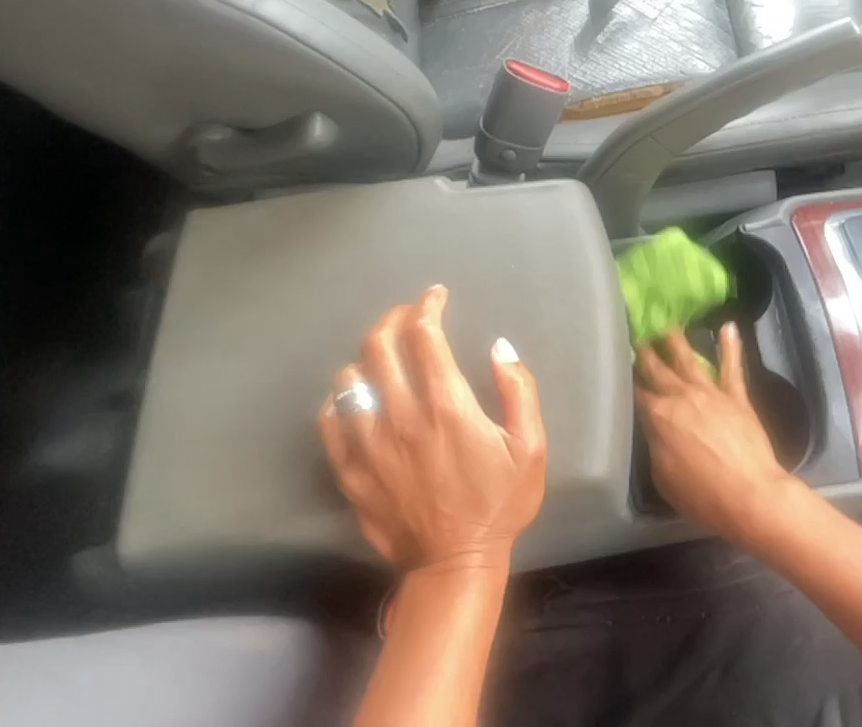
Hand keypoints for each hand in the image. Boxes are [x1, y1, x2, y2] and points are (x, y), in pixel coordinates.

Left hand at [319, 285, 546, 574]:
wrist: (454, 565)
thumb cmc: (498, 504)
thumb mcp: (531, 447)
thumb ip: (519, 390)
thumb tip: (499, 347)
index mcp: (446, 405)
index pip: (424, 335)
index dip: (427, 306)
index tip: (435, 297)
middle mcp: (401, 415)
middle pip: (380, 346)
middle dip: (393, 319)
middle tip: (407, 316)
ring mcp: (369, 444)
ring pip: (349, 380)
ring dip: (365, 358)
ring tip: (381, 358)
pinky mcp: (351, 471)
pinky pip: (330, 423)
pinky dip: (338, 401)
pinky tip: (351, 399)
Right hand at [634, 325, 797, 541]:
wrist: (750, 494)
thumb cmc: (701, 494)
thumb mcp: (662, 477)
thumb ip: (656, 447)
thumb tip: (656, 431)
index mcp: (658, 417)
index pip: (636, 394)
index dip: (625, 380)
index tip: (617, 365)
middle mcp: (681, 397)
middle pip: (658, 370)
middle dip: (646, 353)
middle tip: (637, 336)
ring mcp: (710, 393)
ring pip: (689, 360)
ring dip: (677, 341)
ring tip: (668, 325)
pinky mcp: (737, 397)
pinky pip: (732, 366)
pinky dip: (731, 345)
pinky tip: (728, 326)